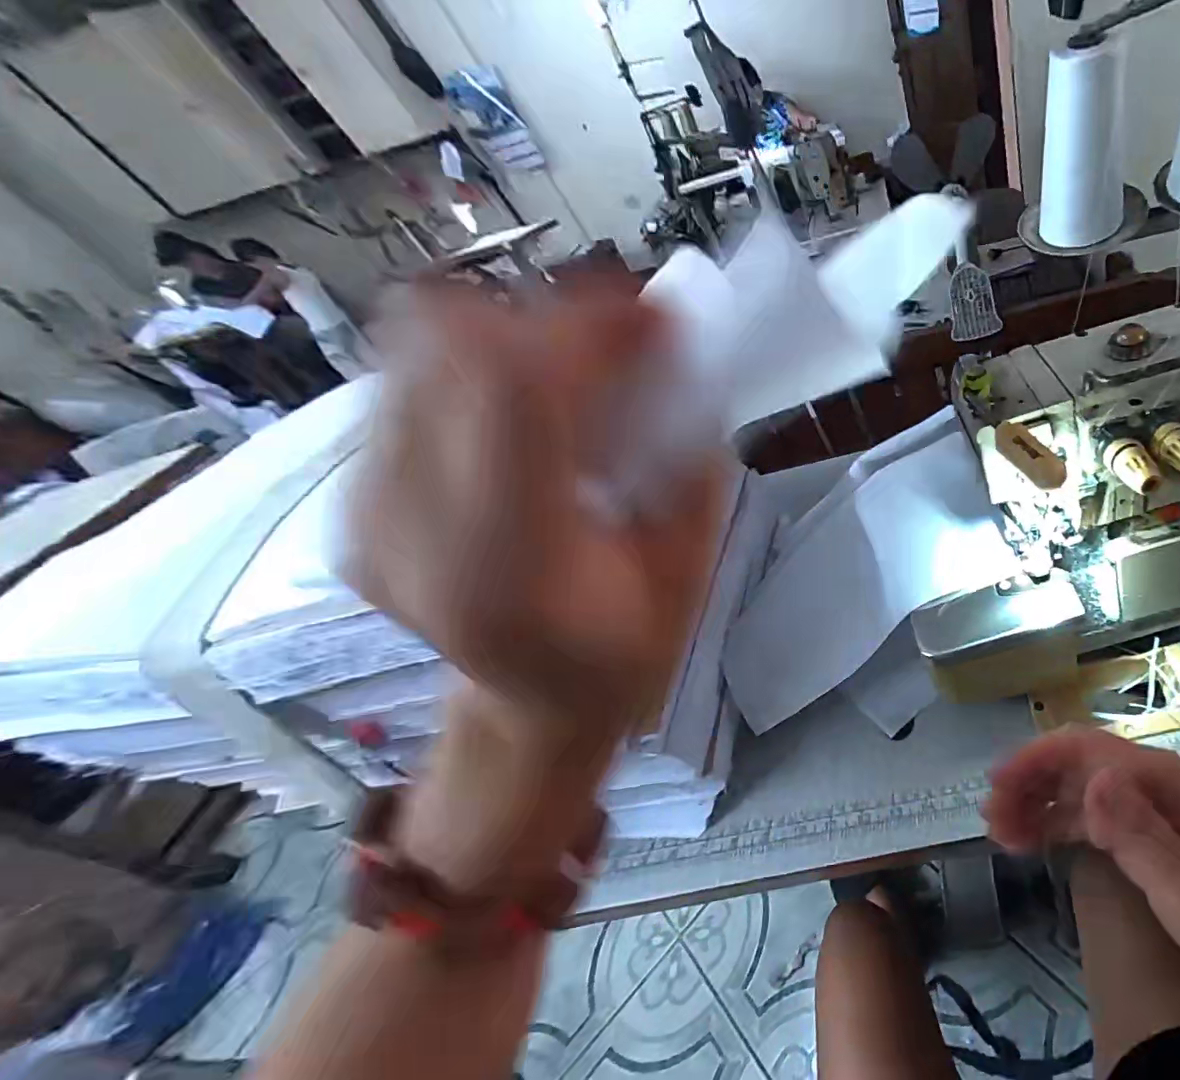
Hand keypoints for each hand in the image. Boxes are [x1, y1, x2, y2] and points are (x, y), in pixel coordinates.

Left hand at [347, 275, 725, 765]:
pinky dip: (481, 359)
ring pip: (415, 343)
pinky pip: (406, 374)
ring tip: (583, 365)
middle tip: (626, 334)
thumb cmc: (626, 650)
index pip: (518, 393)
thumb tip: (681, 357)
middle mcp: (410, 532)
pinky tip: (535, 399)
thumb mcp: (689, 570)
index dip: (589, 327)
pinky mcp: (349, 494)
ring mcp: (362, 511)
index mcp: (509, 570)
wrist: (534, 700)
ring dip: (516, 328)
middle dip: (552, 314)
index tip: (655, 313)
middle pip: (448, 345)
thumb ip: (687, 465)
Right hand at [985, 729, 1179, 985]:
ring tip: (999, 831)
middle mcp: (1143, 780)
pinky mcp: (1133, 830)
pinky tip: (1026, 841)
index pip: (1083, 747)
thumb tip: (1092, 781)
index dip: (1035, 758)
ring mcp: (1137, 804)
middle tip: (991, 815)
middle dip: (1026, 783)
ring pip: (1070, 788)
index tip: (998, 783)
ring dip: (1032, 804)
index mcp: (1157, 777)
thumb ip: (1137, 831)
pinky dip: (1049, 825)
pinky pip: (1081, 816)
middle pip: (1071, 763)